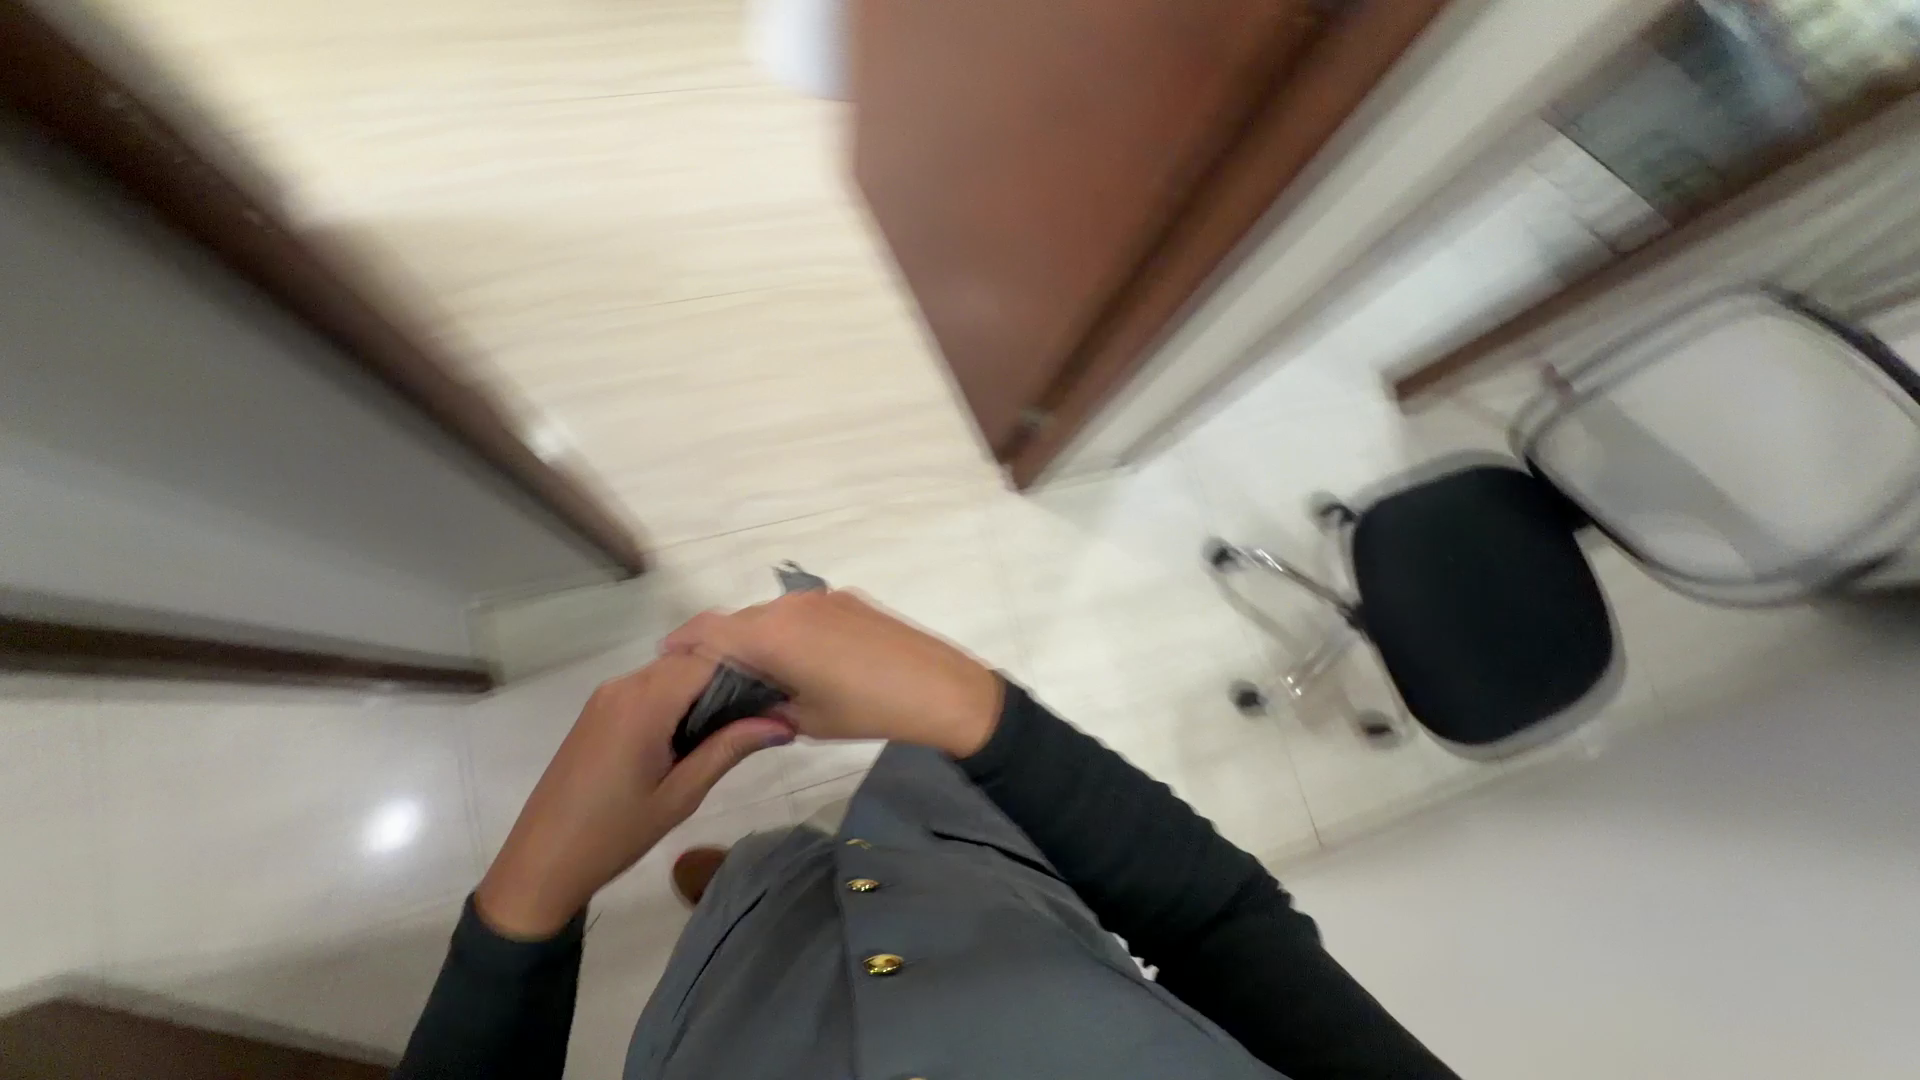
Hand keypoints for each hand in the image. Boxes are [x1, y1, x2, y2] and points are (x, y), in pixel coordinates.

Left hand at [473, 653, 792, 939]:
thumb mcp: (681, 795)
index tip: (779, 691)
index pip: (711, 657)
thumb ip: (730, 748)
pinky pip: (649, 687)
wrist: (540, 865)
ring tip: (736, 722)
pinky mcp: (599, 710)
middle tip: (765, 709)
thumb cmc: (615, 834)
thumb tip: (783, 723)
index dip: (749, 667)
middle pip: (691, 659)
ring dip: (704, 687)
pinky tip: (695, 730)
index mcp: (645, 702)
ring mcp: (607, 696)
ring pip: (670, 671)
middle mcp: (624, 685)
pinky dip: (678, 697)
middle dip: (730, 677)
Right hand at [662, 590, 1002, 758]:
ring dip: (757, 636)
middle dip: (720, 644)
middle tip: (715, 678)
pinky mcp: (847, 599)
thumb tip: (749, 700)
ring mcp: (822, 598)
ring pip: (771, 613)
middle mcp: (790, 605)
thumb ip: (764, 705)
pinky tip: (803, 658)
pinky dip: (788, 630)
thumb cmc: (867, 710)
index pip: (708, 630)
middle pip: (738, 620)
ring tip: (760, 672)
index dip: (682, 643)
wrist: (939, 686)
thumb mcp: (806, 720)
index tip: (668, 661)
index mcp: (772, 634)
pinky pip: (801, 611)